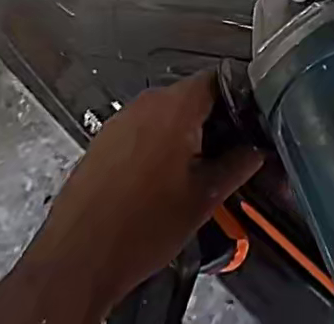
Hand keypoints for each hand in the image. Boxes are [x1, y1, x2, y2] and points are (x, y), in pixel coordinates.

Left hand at [0, 71, 263, 323]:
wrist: (80, 256)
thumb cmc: (139, 228)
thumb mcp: (203, 199)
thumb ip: (236, 166)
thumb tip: (253, 152)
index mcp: (176, 107)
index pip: (217, 78)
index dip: (237, 96)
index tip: (246, 117)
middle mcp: (147, 103)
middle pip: (191, 95)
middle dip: (210, 120)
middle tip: (224, 152)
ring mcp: (122, 118)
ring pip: (165, 113)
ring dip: (182, 133)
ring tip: (190, 172)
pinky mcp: (105, 136)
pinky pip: (141, 127)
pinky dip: (156, 144)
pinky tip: (158, 180)